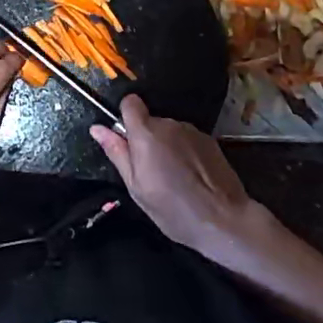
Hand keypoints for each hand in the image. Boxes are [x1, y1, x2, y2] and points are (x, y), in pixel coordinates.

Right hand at [91, 95, 267, 252]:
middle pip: (150, 121)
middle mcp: (169, 123)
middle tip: (151, 171)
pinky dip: (185, 152)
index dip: (126, 116)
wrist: (224, 220)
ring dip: (167, 146)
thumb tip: (97, 128)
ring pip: (170, 131)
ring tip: (175, 178)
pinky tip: (193, 177)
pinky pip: (188, 139)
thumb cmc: (173, 209)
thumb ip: (117, 153)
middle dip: (147, 140)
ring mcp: (192, 129)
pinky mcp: (210, 139)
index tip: (127, 139)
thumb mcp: (136, 187)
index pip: (130, 102)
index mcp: (146, 133)